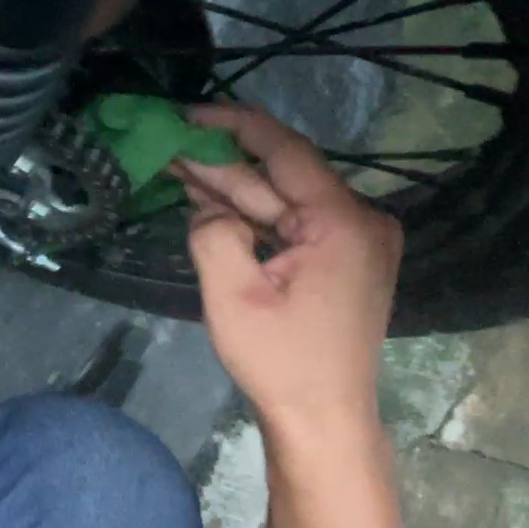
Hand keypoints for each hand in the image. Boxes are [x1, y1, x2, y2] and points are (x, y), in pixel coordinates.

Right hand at [178, 105, 402, 437]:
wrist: (322, 416)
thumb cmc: (279, 359)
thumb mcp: (233, 296)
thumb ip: (214, 236)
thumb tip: (207, 208)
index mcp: (341, 222)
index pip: (286, 152)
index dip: (236, 126)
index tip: (190, 111)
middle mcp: (360, 221)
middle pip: (282, 179)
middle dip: (223, 163)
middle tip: (169, 144)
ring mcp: (354, 243)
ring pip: (283, 203)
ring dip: (233, 190)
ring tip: (179, 168)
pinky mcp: (342, 263)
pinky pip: (290, 226)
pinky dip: (251, 217)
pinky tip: (212, 207)